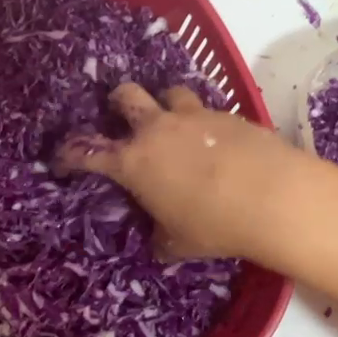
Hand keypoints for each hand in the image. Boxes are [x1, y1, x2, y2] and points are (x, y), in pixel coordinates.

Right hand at [55, 83, 318, 264]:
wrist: (275, 197)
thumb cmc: (214, 225)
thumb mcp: (177, 244)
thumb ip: (159, 237)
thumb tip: (157, 239)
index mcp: (133, 161)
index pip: (86, 151)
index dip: (69, 155)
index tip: (62, 160)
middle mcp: (157, 129)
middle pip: (126, 95)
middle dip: (118, 102)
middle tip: (122, 116)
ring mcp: (194, 116)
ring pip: (170, 93)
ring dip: (166, 105)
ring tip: (173, 123)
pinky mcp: (229, 114)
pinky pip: (207, 109)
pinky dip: (203, 121)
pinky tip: (215, 141)